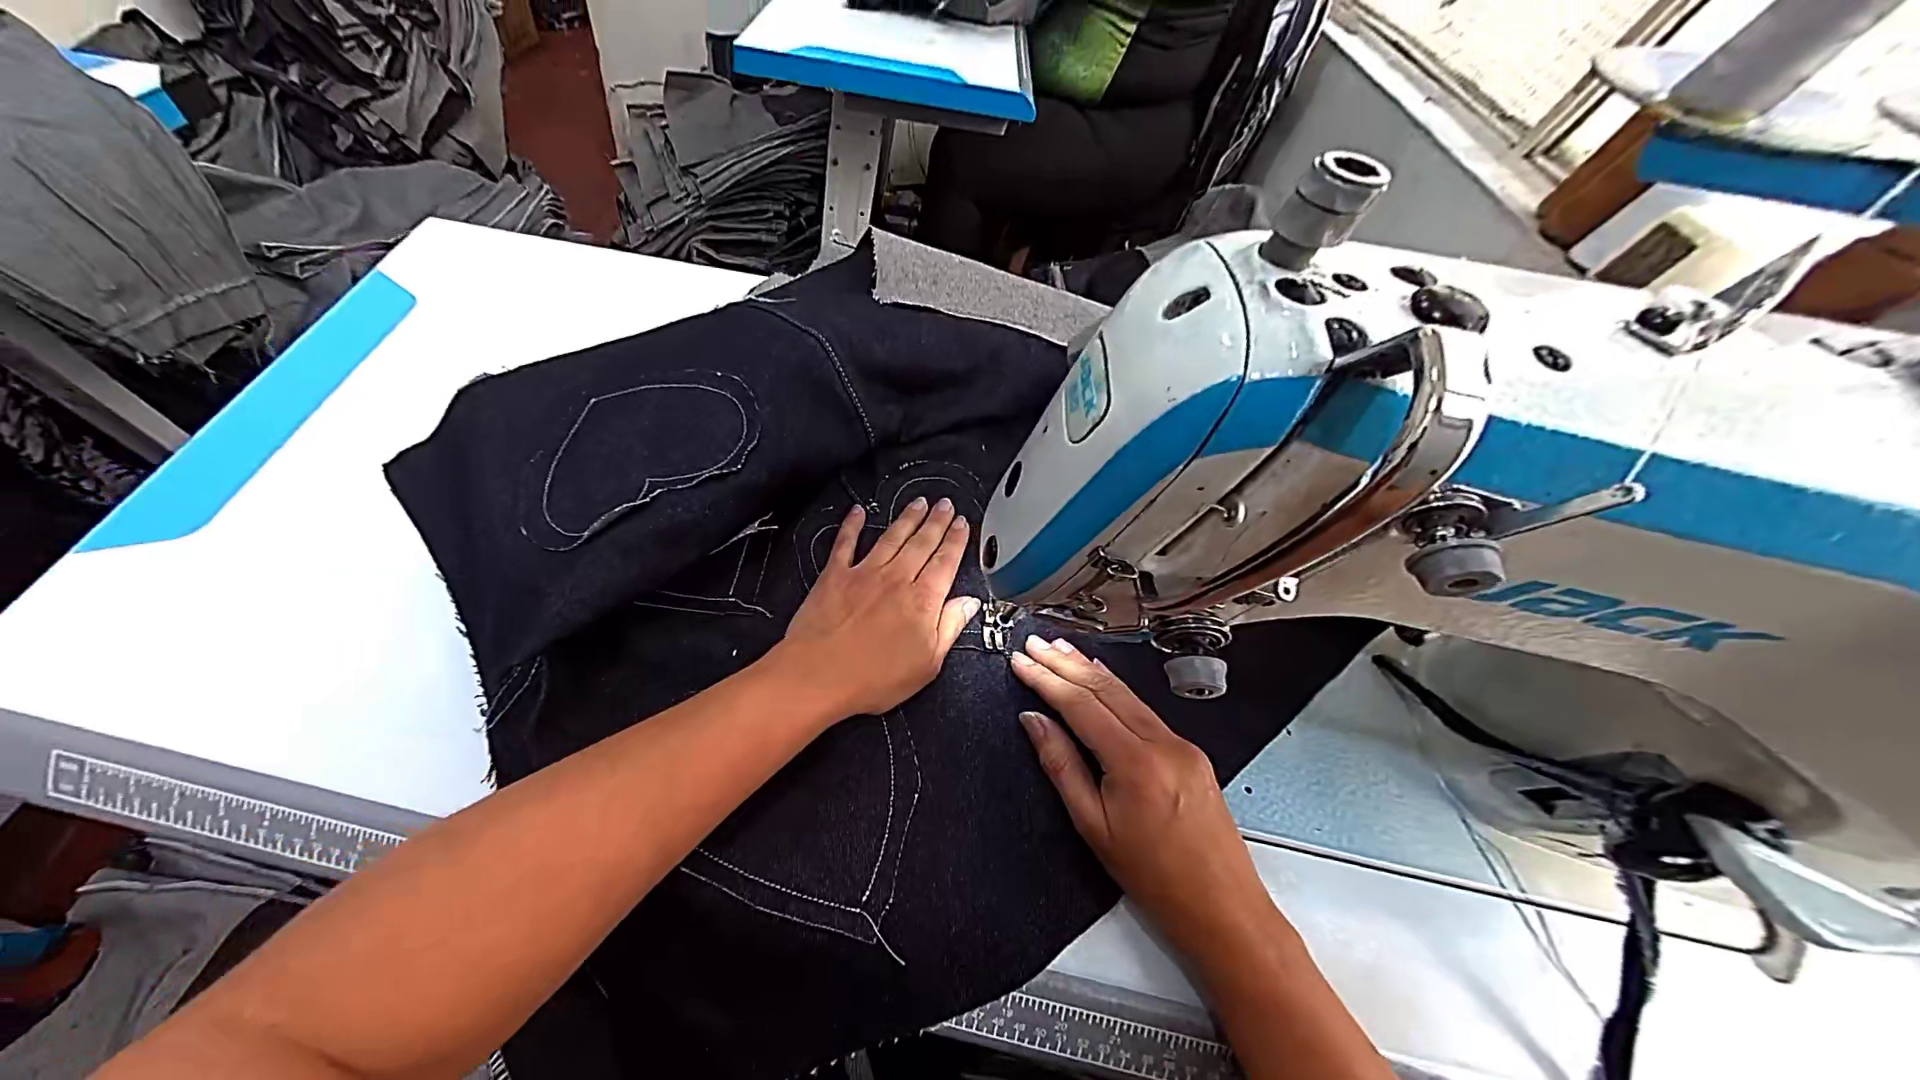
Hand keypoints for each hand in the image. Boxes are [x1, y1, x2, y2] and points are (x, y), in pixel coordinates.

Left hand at [772, 497, 979, 719]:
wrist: (818, 675)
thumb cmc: (872, 677)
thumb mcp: (927, 663)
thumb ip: (950, 627)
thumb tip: (968, 604)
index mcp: (922, 600)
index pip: (946, 561)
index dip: (956, 540)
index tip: (962, 525)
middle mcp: (895, 579)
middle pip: (922, 542)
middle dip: (937, 521)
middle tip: (945, 505)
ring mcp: (863, 574)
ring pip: (891, 537)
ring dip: (907, 518)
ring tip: (919, 503)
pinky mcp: (834, 576)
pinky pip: (846, 543)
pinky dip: (852, 525)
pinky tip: (858, 512)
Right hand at [1011, 636, 1279, 960]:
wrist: (1223, 909)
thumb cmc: (1158, 879)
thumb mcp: (1093, 827)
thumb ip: (1061, 766)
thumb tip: (1035, 723)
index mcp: (1137, 764)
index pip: (1082, 705)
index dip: (1046, 679)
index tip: (1023, 663)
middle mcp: (1165, 744)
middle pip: (1106, 689)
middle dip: (1065, 663)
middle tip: (1036, 645)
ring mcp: (1182, 745)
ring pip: (1128, 694)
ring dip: (1090, 670)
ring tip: (1061, 651)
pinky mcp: (1191, 753)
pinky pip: (1146, 710)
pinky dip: (1116, 691)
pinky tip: (1101, 680)